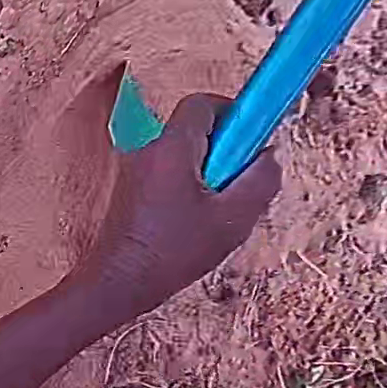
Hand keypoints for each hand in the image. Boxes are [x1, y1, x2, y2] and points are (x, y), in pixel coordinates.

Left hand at [74, 92, 279, 318]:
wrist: (117, 283)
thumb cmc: (171, 253)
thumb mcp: (233, 219)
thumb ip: (261, 179)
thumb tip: (269, 155)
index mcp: (170, 149)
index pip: (202, 104)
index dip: (234, 112)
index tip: (253, 137)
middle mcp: (146, 153)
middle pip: (193, 131)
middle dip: (223, 150)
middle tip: (235, 185)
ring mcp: (133, 173)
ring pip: (182, 157)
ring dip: (206, 175)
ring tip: (212, 214)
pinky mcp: (128, 193)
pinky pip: (167, 177)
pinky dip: (186, 190)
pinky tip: (190, 225)